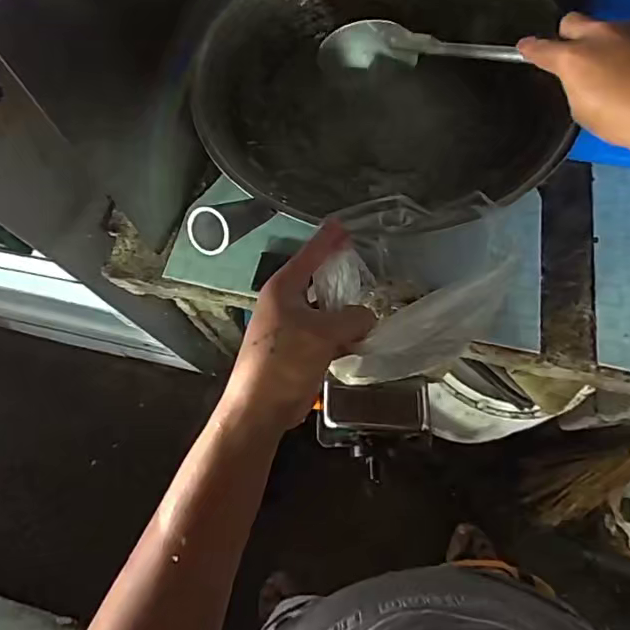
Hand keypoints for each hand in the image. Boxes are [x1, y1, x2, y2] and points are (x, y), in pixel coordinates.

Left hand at [221, 221, 374, 430]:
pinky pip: (323, 332)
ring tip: (369, 304)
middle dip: (338, 274)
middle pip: (316, 280)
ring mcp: (288, 326)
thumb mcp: (322, 333)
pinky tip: (359, 338)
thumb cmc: (284, 361)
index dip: (327, 239)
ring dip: (343, 310)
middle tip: (360, 262)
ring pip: (323, 309)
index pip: (309, 255)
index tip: (341, 224)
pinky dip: (340, 333)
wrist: (260, 406)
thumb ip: (350, 319)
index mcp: (283, 288)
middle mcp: (283, 302)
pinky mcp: (296, 349)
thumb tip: (366, 316)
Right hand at [516, 13, 629, 156]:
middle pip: (573, 21)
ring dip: (616, 45)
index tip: (529, 50)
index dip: (531, 49)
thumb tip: (580, 75)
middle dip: (571, 36)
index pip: (538, 46)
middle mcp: (602, 35)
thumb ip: (575, 85)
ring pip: (616, 29)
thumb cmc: (629, 123)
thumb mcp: (586, 112)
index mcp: (574, 58)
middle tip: (585, 57)